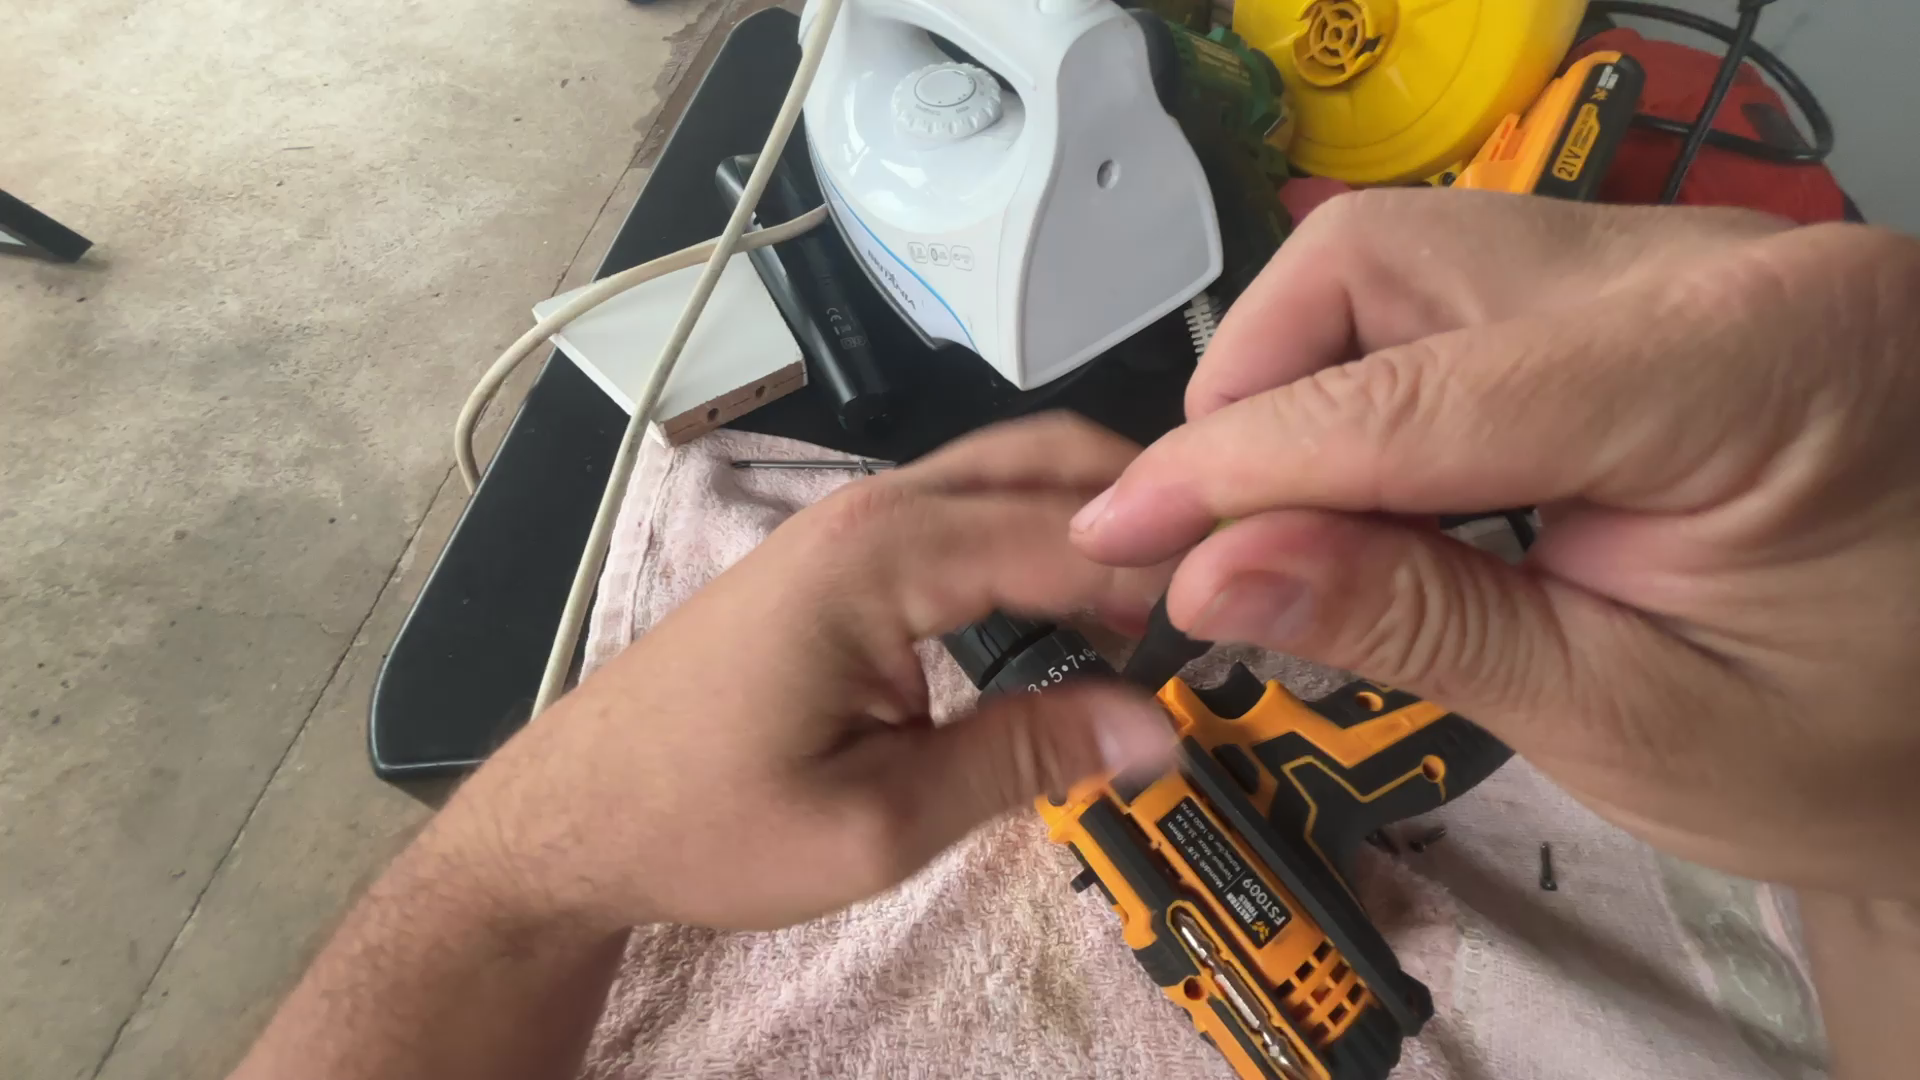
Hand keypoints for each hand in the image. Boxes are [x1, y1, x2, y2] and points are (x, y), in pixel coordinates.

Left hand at [440, 416, 1173, 932]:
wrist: (578, 810)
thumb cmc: (708, 823)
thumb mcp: (877, 821)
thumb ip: (1023, 760)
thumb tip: (1156, 729)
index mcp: (883, 554)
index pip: (1063, 536)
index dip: (1156, 574)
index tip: (1232, 616)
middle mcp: (876, 506)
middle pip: (1040, 462)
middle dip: (1138, 507)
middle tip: (1211, 583)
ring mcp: (857, 519)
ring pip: (1005, 476)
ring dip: (1091, 518)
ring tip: (1160, 596)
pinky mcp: (847, 551)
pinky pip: (967, 513)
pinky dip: (1037, 538)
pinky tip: (1071, 599)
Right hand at [1071, 190, 1919, 901]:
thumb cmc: (1857, 746)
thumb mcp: (1623, 718)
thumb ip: (1407, 626)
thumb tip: (1210, 577)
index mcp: (1754, 368)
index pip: (1398, 399)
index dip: (1226, 468)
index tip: (1117, 531)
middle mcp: (1698, 263)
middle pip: (1367, 260)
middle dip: (1248, 393)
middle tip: (1223, 523)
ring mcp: (1649, 260)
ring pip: (1372, 262)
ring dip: (1283, 385)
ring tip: (1288, 509)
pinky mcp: (1603, 290)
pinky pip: (1410, 297)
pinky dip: (1332, 384)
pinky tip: (1349, 476)